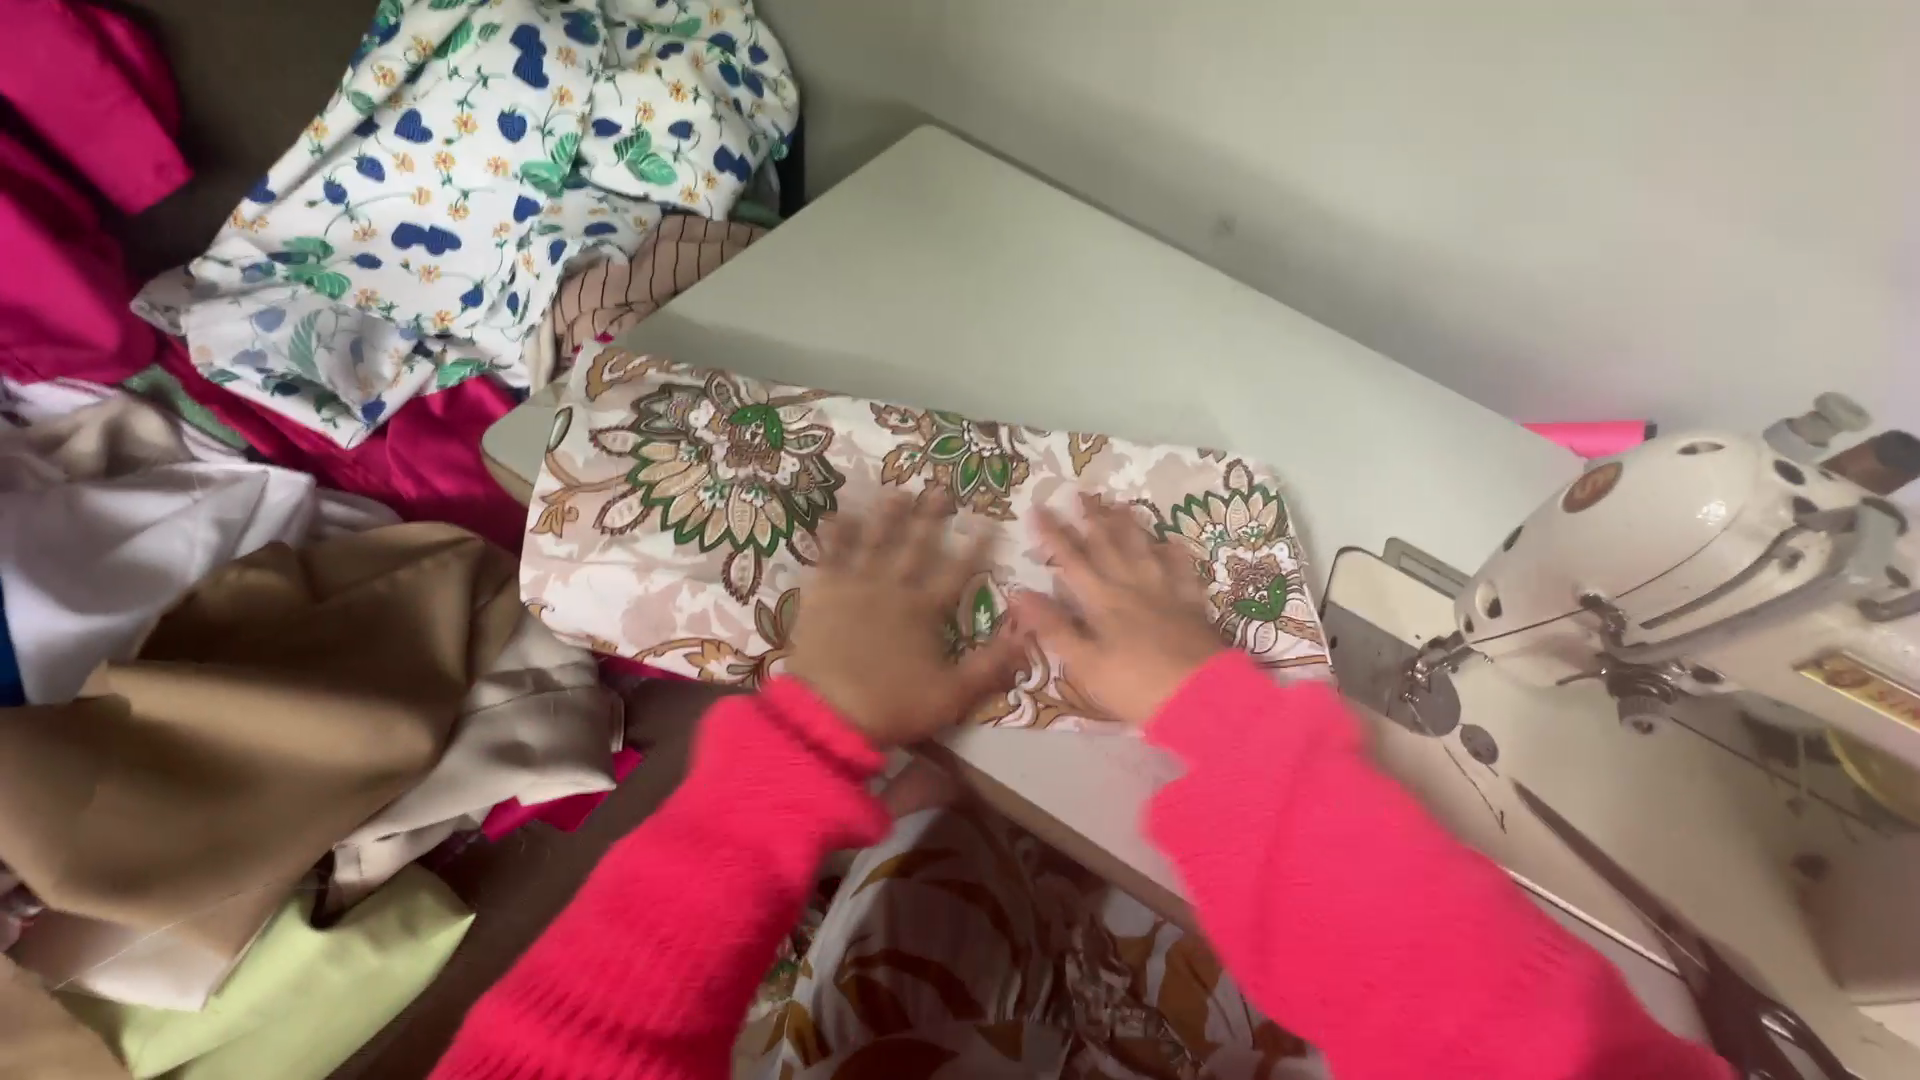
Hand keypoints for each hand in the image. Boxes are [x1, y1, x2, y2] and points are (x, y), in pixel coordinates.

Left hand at [791, 495, 1023, 748]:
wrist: (827, 713)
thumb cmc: (892, 704)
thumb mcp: (952, 694)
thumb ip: (990, 665)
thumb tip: (1026, 636)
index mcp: (924, 611)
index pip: (957, 571)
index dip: (976, 546)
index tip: (989, 520)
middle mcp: (892, 589)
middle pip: (915, 546)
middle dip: (931, 517)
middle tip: (940, 488)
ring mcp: (854, 587)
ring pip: (873, 542)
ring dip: (886, 516)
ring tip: (896, 491)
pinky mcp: (821, 593)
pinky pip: (828, 556)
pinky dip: (833, 535)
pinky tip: (835, 516)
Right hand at [1011, 495, 1226, 726]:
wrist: (1201, 696)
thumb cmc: (1134, 685)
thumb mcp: (1084, 663)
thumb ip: (1053, 626)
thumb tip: (1018, 592)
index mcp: (1102, 600)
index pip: (1071, 559)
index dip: (1053, 534)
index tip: (1038, 508)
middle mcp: (1131, 586)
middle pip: (1107, 545)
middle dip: (1089, 518)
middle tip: (1079, 492)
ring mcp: (1165, 591)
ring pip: (1142, 548)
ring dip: (1127, 525)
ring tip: (1117, 504)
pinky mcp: (1190, 604)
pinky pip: (1181, 569)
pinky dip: (1173, 553)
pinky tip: (1169, 542)